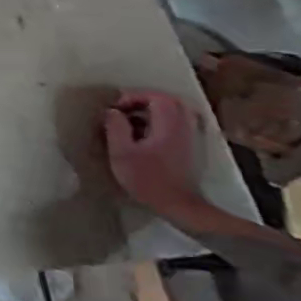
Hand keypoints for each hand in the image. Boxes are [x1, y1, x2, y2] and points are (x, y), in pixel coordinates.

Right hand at [102, 89, 205, 216]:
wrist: (177, 204)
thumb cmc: (146, 179)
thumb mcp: (121, 153)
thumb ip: (116, 128)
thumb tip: (112, 111)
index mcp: (168, 126)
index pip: (157, 98)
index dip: (135, 96)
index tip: (117, 108)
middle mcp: (182, 127)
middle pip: (170, 101)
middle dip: (145, 100)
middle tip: (125, 109)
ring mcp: (188, 137)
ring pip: (175, 112)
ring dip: (153, 111)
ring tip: (132, 121)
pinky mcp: (187, 147)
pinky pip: (176, 123)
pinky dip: (160, 121)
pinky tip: (144, 133)